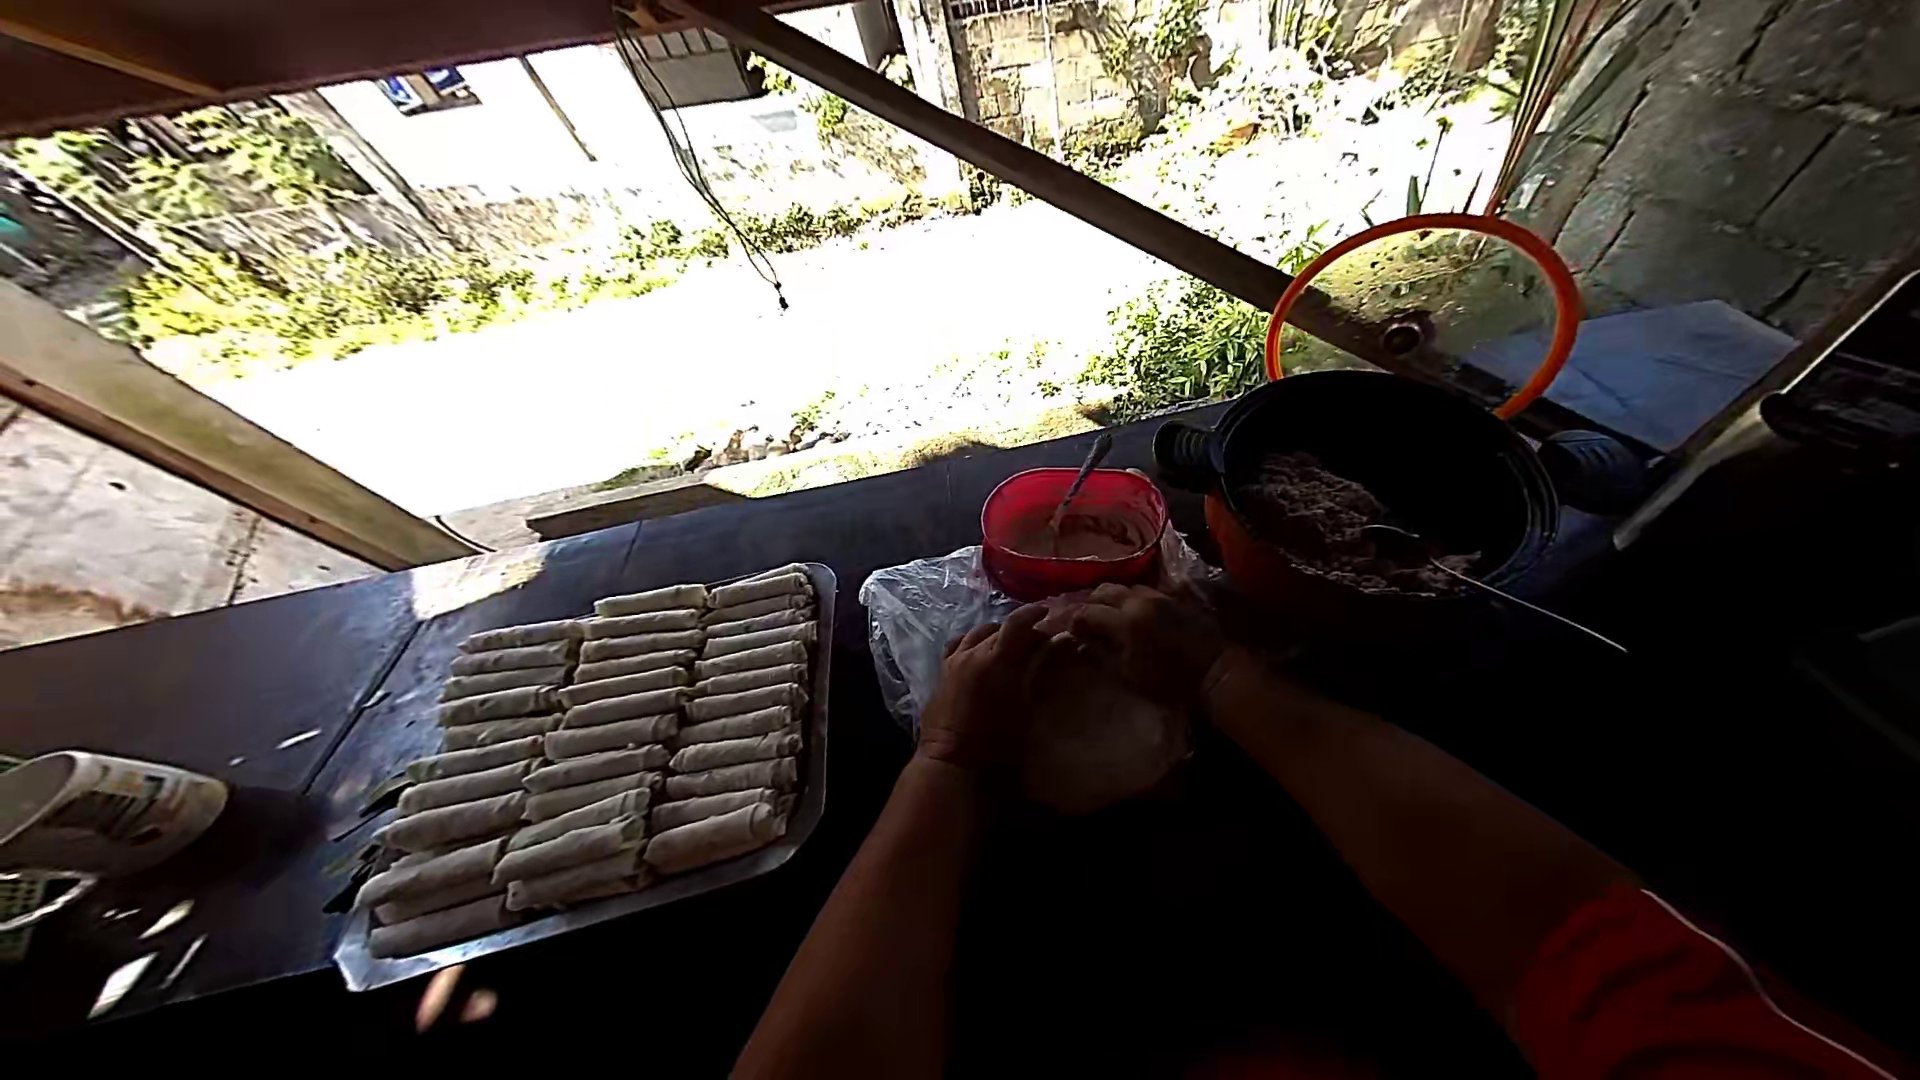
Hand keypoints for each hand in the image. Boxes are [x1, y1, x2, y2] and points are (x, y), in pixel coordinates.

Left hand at [917, 604, 1050, 771]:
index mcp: (996, 661)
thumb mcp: (1025, 710)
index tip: (1047, 612)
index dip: (1033, 613)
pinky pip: (958, 645)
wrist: (951, 764)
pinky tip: (979, 652)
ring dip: (996, 635)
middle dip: (1020, 630)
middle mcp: (973, 654)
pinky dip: (972, 643)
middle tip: (1037, 641)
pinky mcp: (942, 673)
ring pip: (977, 634)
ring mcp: (954, 662)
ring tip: (1009, 646)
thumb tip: (1057, 650)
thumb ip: (1039, 676)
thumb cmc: (996, 746)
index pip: (1017, 623)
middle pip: (1000, 629)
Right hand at [1068, 583, 1224, 710]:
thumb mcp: (1128, 674)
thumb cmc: (1169, 681)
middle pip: (1104, 590)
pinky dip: (1131, 599)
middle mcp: (1139, 601)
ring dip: (1112, 599)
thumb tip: (1080, 643)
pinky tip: (1132, 614)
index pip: (1087, 612)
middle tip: (1089, 621)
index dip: (1076, 622)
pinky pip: (1143, 591)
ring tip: (1110, 616)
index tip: (1074, 634)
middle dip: (1091, 603)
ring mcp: (1158, 596)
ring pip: (1124, 587)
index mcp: (1125, 620)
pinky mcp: (1172, 598)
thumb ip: (1100, 655)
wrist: (1215, 673)